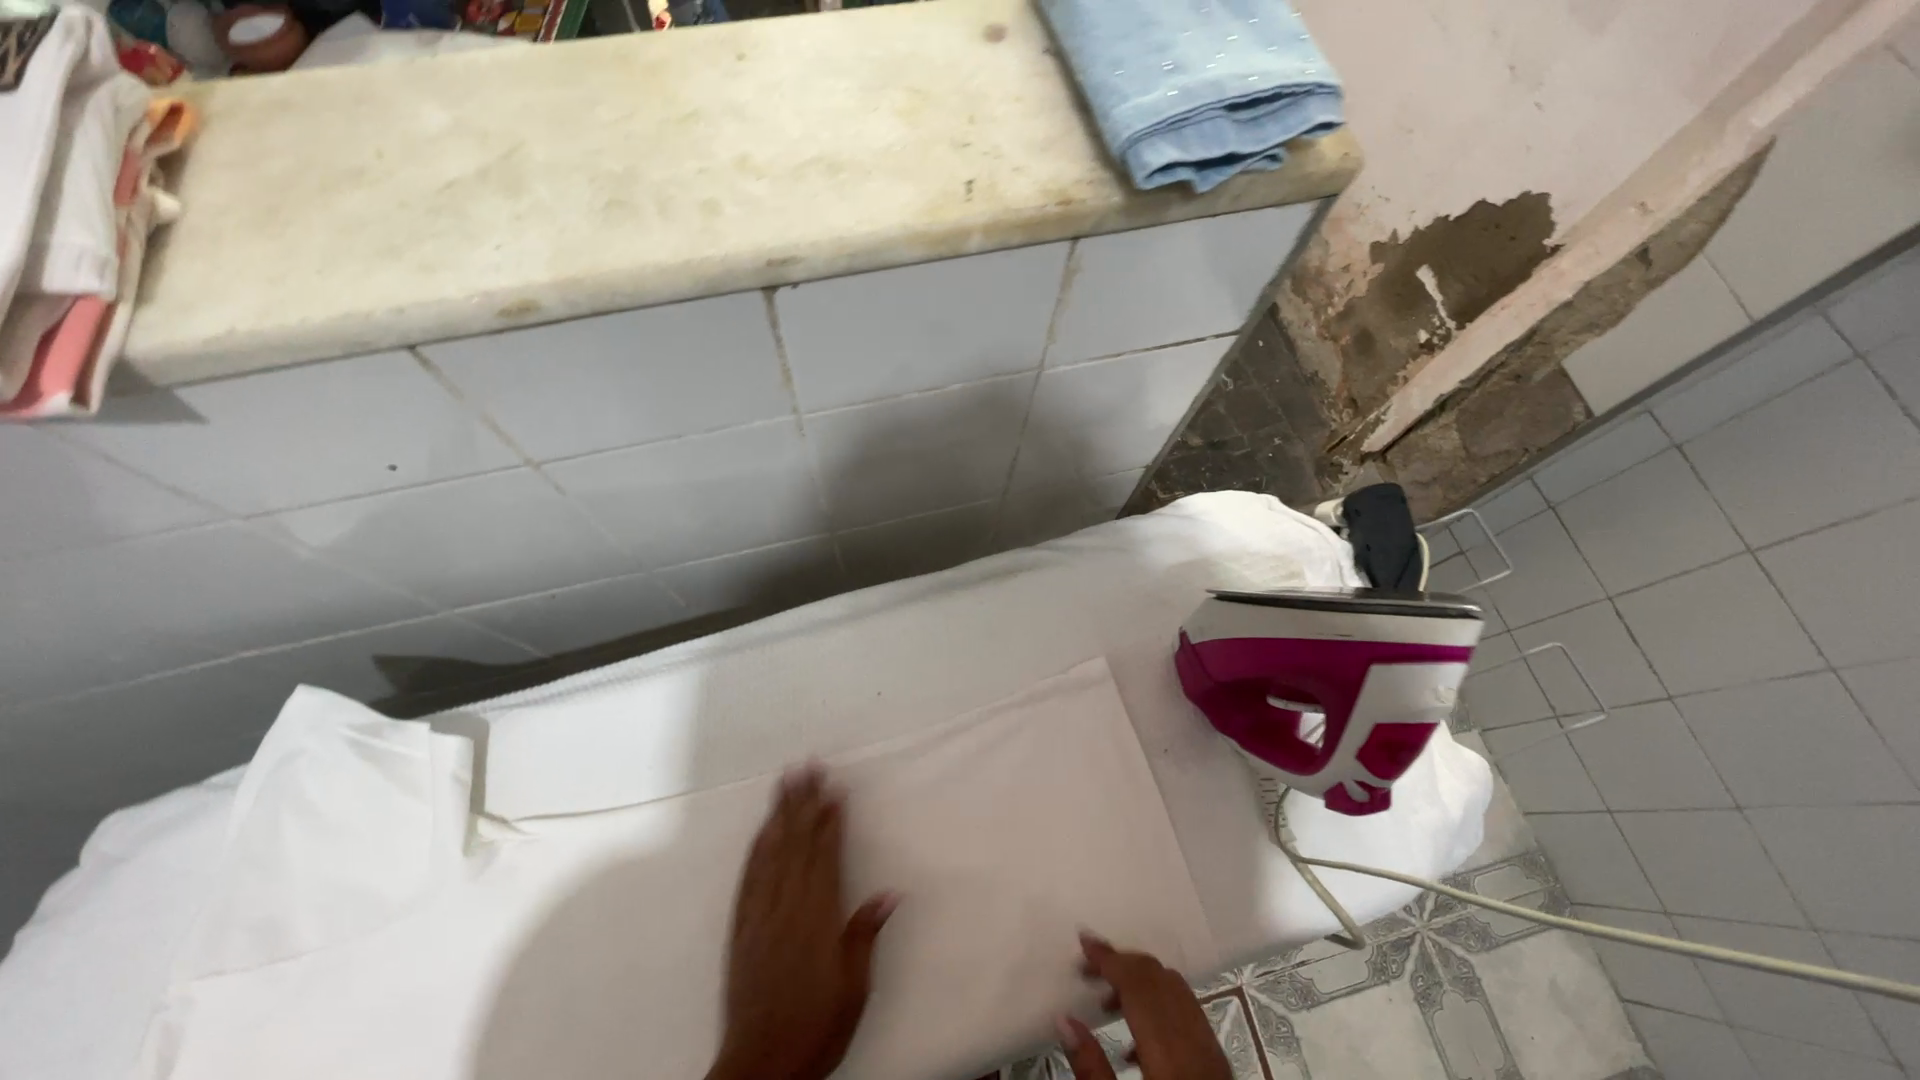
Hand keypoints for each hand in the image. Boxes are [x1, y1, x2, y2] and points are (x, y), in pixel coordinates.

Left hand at [708, 763, 897, 1079]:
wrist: (761, 1063)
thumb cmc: (816, 1026)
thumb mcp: (854, 988)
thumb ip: (863, 936)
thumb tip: (888, 895)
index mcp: (818, 919)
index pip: (825, 857)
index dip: (830, 821)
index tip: (835, 789)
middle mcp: (786, 908)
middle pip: (797, 844)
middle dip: (803, 803)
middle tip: (807, 766)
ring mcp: (759, 915)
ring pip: (770, 853)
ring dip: (779, 815)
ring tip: (785, 782)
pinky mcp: (740, 928)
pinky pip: (748, 877)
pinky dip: (756, 849)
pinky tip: (761, 831)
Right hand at [1056, 933, 1232, 1079]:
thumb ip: (1091, 1068)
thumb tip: (1064, 1020)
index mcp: (1169, 1053)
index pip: (1138, 985)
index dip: (1109, 958)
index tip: (1083, 941)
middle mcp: (1195, 1042)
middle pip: (1158, 978)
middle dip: (1121, 963)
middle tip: (1086, 965)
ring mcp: (1211, 1050)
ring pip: (1176, 991)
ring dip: (1140, 983)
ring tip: (1105, 1002)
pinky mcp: (1217, 1062)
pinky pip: (1187, 1013)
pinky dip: (1159, 1005)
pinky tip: (1134, 1040)